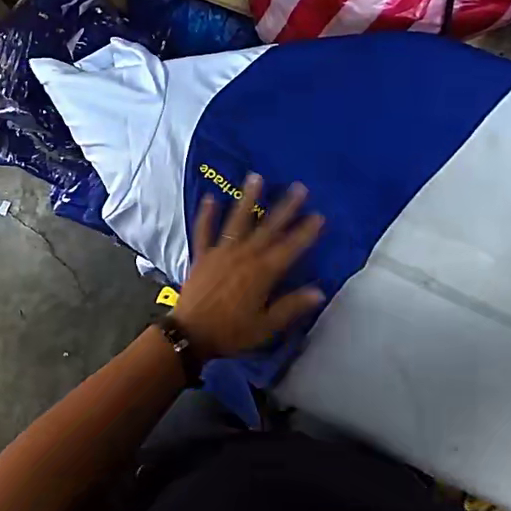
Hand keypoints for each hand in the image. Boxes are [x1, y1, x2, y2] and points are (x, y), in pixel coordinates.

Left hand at [170, 174, 325, 360]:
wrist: (191, 334)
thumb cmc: (232, 332)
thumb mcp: (266, 326)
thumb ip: (291, 306)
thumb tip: (319, 291)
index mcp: (262, 273)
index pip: (289, 248)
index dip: (305, 232)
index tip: (319, 215)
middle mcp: (243, 256)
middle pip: (268, 228)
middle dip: (285, 207)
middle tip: (298, 187)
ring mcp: (220, 252)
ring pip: (237, 220)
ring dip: (247, 198)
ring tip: (255, 177)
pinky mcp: (201, 254)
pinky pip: (204, 230)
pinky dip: (206, 214)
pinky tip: (210, 197)